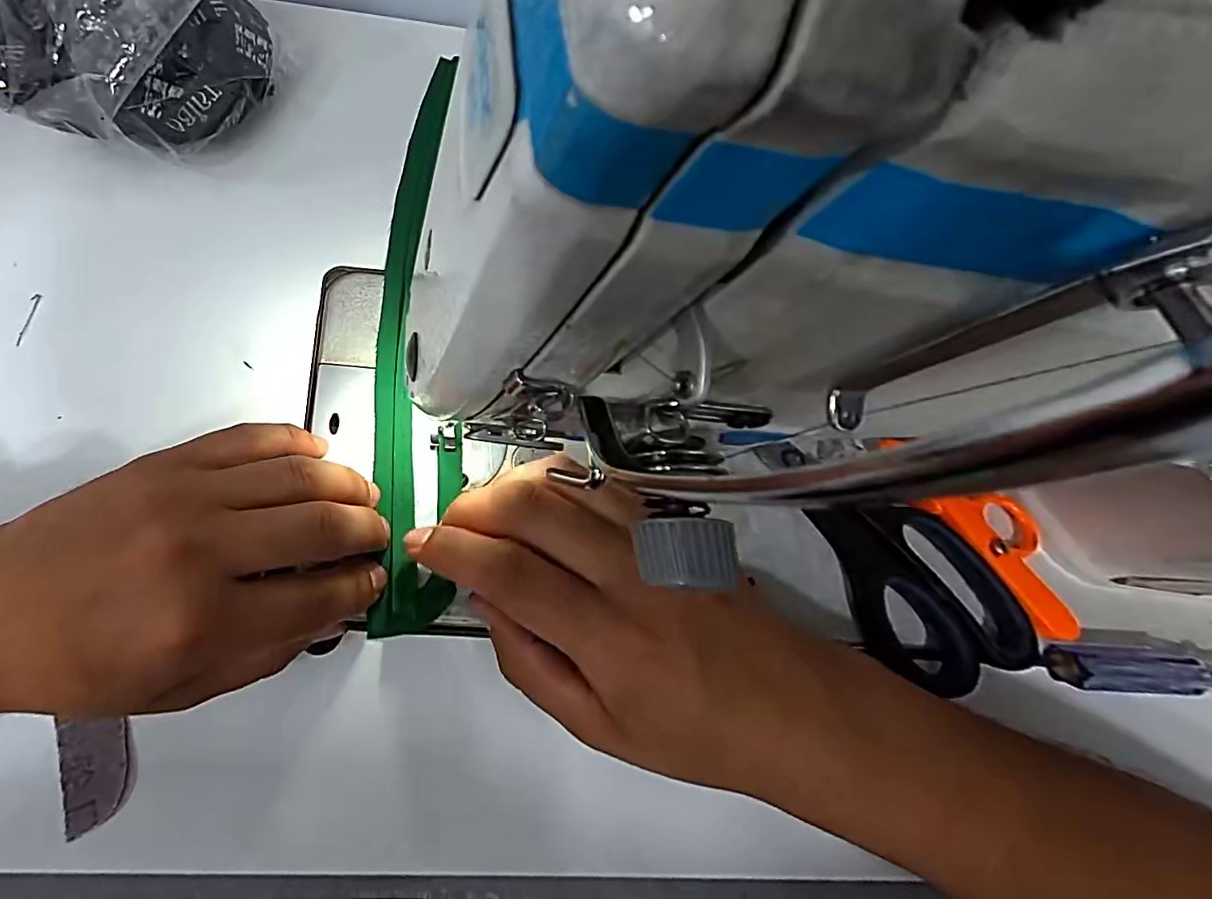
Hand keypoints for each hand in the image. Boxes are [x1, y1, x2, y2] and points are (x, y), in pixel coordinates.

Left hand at [0, 424, 387, 736]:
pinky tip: (317, 451)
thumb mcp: (174, 691)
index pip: (315, 596)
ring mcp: (185, 493)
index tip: (373, 580)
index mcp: (202, 620)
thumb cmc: (79, 665)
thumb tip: (323, 615)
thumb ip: (259, 655)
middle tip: (379, 534)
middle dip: (365, 529)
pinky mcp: (168, 461)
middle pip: (318, 525)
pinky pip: (248, 438)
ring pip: (294, 473)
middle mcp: (202, 549)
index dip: (357, 587)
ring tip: (363, 493)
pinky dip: (292, 440)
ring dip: (343, 482)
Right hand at [405, 456, 859, 794]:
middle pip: (530, 508)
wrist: (791, 706)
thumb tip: (482, 597)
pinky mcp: (667, 521)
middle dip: (470, 507)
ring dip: (505, 487)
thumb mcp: (595, 726)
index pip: (510, 572)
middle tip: (448, 527)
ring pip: (561, 483)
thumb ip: (526, 660)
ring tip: (481, 513)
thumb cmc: (692, 732)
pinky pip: (596, 481)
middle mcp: (629, 575)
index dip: (452, 550)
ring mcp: (652, 538)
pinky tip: (531, 497)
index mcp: (609, 640)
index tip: (420, 544)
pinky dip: (550, 479)